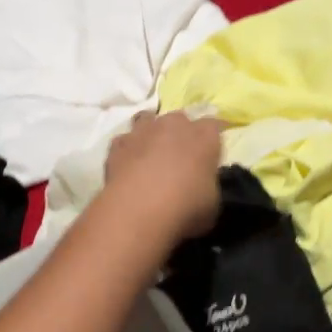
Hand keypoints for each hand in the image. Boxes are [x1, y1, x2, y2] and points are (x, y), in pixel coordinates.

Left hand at [103, 110, 224, 239]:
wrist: (138, 211)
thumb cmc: (185, 209)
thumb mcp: (211, 205)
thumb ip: (208, 187)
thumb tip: (200, 187)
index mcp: (204, 137)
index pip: (214, 126)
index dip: (212, 138)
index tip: (211, 151)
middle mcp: (174, 125)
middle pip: (180, 119)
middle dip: (181, 133)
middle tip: (180, 156)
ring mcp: (143, 131)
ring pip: (148, 120)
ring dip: (151, 132)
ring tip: (151, 152)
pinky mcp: (117, 144)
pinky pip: (125, 141)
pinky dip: (127, 149)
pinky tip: (128, 164)